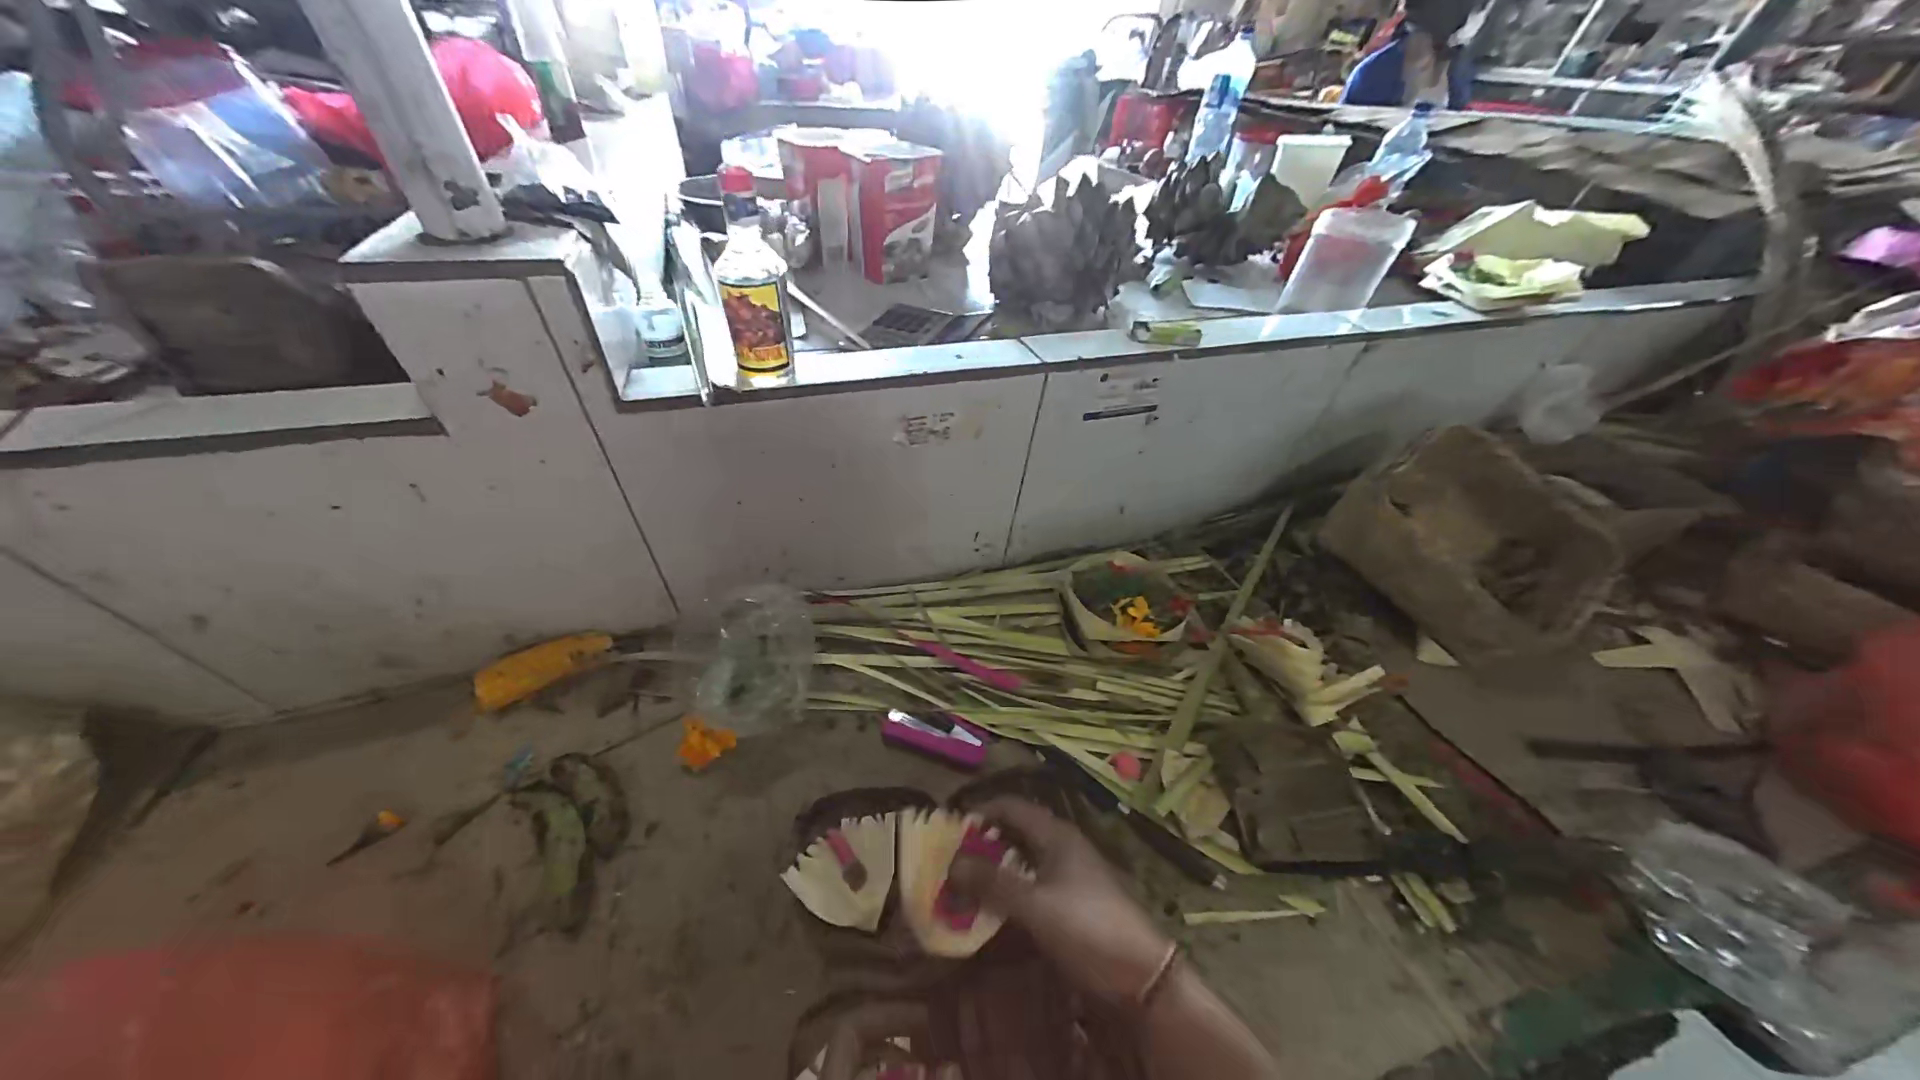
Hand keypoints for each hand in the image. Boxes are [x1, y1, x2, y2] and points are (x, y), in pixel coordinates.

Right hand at [948, 798, 1172, 1007]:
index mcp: (1056, 835)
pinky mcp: (1074, 901)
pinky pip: (1033, 883)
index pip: (1011, 806)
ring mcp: (1071, 874)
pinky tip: (994, 908)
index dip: (980, 811)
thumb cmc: (1088, 930)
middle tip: (952, 860)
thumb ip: (993, 882)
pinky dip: (1010, 889)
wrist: (1142, 977)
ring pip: (1024, 859)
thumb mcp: (1035, 905)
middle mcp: (1063, 846)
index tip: (949, 828)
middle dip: (984, 842)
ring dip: (995, 867)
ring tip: (965, 885)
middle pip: (1017, 831)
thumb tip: (952, 861)